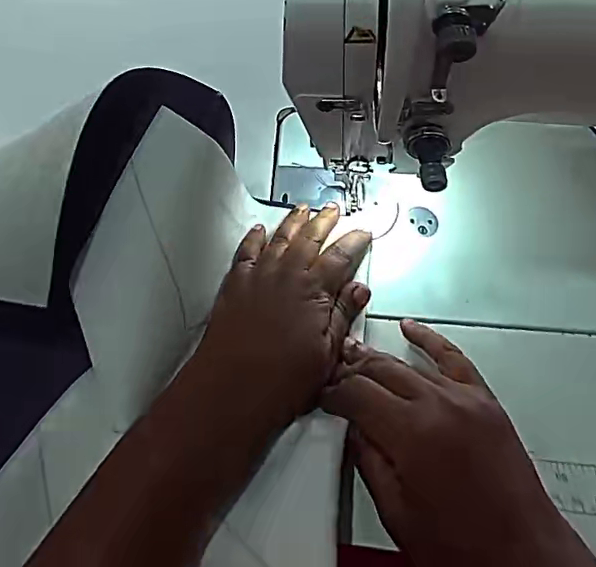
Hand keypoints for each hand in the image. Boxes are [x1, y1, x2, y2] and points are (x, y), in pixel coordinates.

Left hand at [178, 206, 371, 435]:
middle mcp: (286, 274)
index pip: (340, 257)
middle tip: (334, 210)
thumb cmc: (282, 379)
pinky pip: (247, 249)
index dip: (353, 242)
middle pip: (310, 238)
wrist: (233, 385)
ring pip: (280, 237)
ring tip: (302, 209)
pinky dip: (255, 237)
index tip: (362, 232)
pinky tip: (260, 230)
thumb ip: (342, 315)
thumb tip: (359, 290)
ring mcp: (259, 274)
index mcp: (313, 290)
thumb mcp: (327, 354)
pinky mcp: (236, 281)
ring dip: (293, 221)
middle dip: (324, 221)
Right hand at [323, 320, 595, 566]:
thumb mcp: (398, 514)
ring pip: (410, 364)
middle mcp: (439, 407)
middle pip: (380, 369)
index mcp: (412, 435)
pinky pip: (453, 358)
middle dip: (352, 370)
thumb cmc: (469, 553)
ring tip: (359, 354)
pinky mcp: (486, 402)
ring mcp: (465, 399)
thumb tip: (354, 430)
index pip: (357, 392)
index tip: (326, 396)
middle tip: (335, 373)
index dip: (334, 392)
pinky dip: (429, 340)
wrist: (527, 563)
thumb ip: (369, 461)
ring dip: (380, 359)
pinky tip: (412, 330)